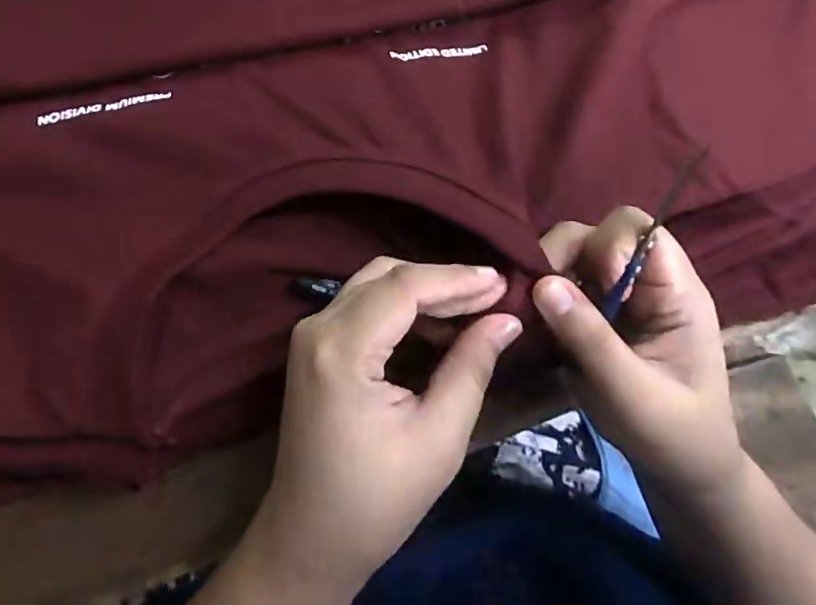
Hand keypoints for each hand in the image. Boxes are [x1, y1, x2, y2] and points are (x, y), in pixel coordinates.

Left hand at [206, 258, 521, 603]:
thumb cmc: (377, 500)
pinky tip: (438, 322)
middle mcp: (318, 327)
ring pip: (375, 283)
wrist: (309, 539)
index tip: (502, 282)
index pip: (403, 287)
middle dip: (442, 281)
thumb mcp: (438, 439)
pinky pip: (363, 303)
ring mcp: (310, 333)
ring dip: (423, 290)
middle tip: (493, 294)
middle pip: (387, 276)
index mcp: (341, 350)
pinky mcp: (314, 343)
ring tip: (474, 306)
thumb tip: (506, 319)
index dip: (455, 279)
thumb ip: (471, 368)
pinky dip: (402, 305)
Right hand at [533, 208, 746, 496]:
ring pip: (573, 255)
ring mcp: (616, 296)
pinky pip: (561, 284)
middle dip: (564, 254)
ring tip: (532, 310)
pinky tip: (530, 319)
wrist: (681, 474)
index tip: (594, 283)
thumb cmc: (674, 435)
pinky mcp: (593, 313)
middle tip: (541, 295)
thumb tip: (542, 282)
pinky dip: (541, 295)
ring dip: (547, 273)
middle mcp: (643, 281)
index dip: (610, 242)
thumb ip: (591, 338)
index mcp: (675, 290)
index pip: (641, 229)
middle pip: (597, 234)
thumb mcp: (634, 393)